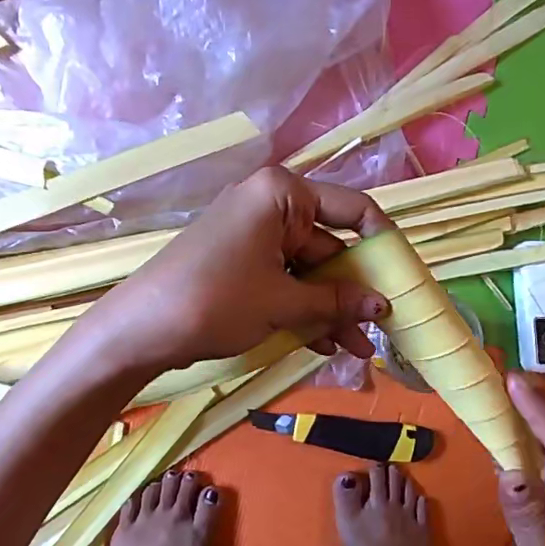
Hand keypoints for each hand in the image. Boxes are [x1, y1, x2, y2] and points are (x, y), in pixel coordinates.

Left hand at [84, 167, 394, 373]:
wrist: (139, 329)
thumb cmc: (215, 300)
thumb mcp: (282, 303)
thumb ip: (335, 303)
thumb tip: (382, 305)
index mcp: (282, 194)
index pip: (353, 208)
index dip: (382, 243)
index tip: (405, 277)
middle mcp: (270, 206)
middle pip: (330, 247)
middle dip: (354, 293)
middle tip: (383, 329)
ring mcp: (254, 237)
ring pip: (308, 272)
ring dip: (331, 311)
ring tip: (359, 351)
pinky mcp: (242, 265)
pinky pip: (285, 283)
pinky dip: (304, 311)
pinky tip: (327, 345)